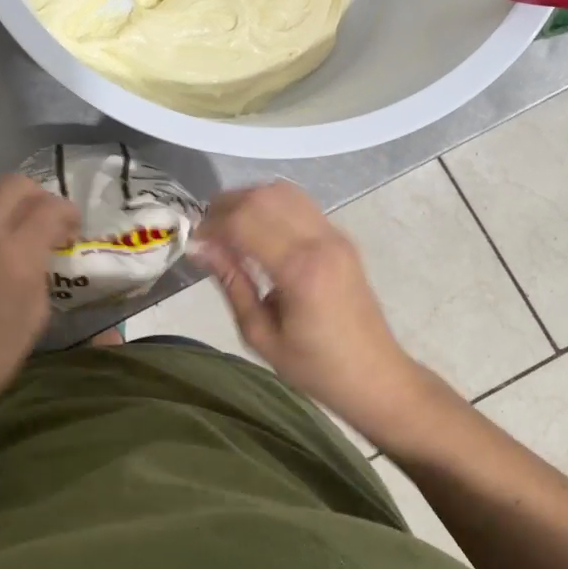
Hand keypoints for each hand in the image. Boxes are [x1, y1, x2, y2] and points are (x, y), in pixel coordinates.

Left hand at [0, 175, 78, 413]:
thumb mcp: (36, 312)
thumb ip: (42, 266)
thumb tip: (45, 241)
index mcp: (16, 256)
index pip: (50, 208)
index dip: (67, 213)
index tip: (71, 227)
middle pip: (15, 185)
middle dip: (37, 197)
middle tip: (44, 220)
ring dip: (6, 198)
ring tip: (13, 222)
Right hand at [193, 181, 427, 432]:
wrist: (376, 377)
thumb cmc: (315, 367)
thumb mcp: (259, 334)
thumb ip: (230, 282)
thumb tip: (198, 247)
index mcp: (300, 270)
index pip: (244, 221)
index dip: (211, 225)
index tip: (192, 242)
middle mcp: (320, 241)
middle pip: (261, 197)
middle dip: (224, 206)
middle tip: (205, 233)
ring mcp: (334, 234)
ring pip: (280, 191)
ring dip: (246, 200)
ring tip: (226, 228)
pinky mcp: (339, 237)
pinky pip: (297, 202)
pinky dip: (267, 205)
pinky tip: (254, 230)